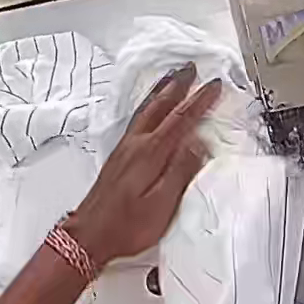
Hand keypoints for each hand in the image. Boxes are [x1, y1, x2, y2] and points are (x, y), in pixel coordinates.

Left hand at [62, 66, 219, 264]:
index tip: (214, 85)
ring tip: (172, 77)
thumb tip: (198, 144)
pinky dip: (149, 105)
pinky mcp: (119, 156)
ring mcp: (125, 149)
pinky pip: (138, 119)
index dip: (199, 101)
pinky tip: (150, 108)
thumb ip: (181, 171)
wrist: (89, 236)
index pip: (181, 119)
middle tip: (191, 67)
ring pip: (146, 109)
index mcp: (151, 153)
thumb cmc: (127, 225)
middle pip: (160, 106)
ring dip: (161, 91)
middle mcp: (137, 144)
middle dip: (178, 85)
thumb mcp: (162, 203)